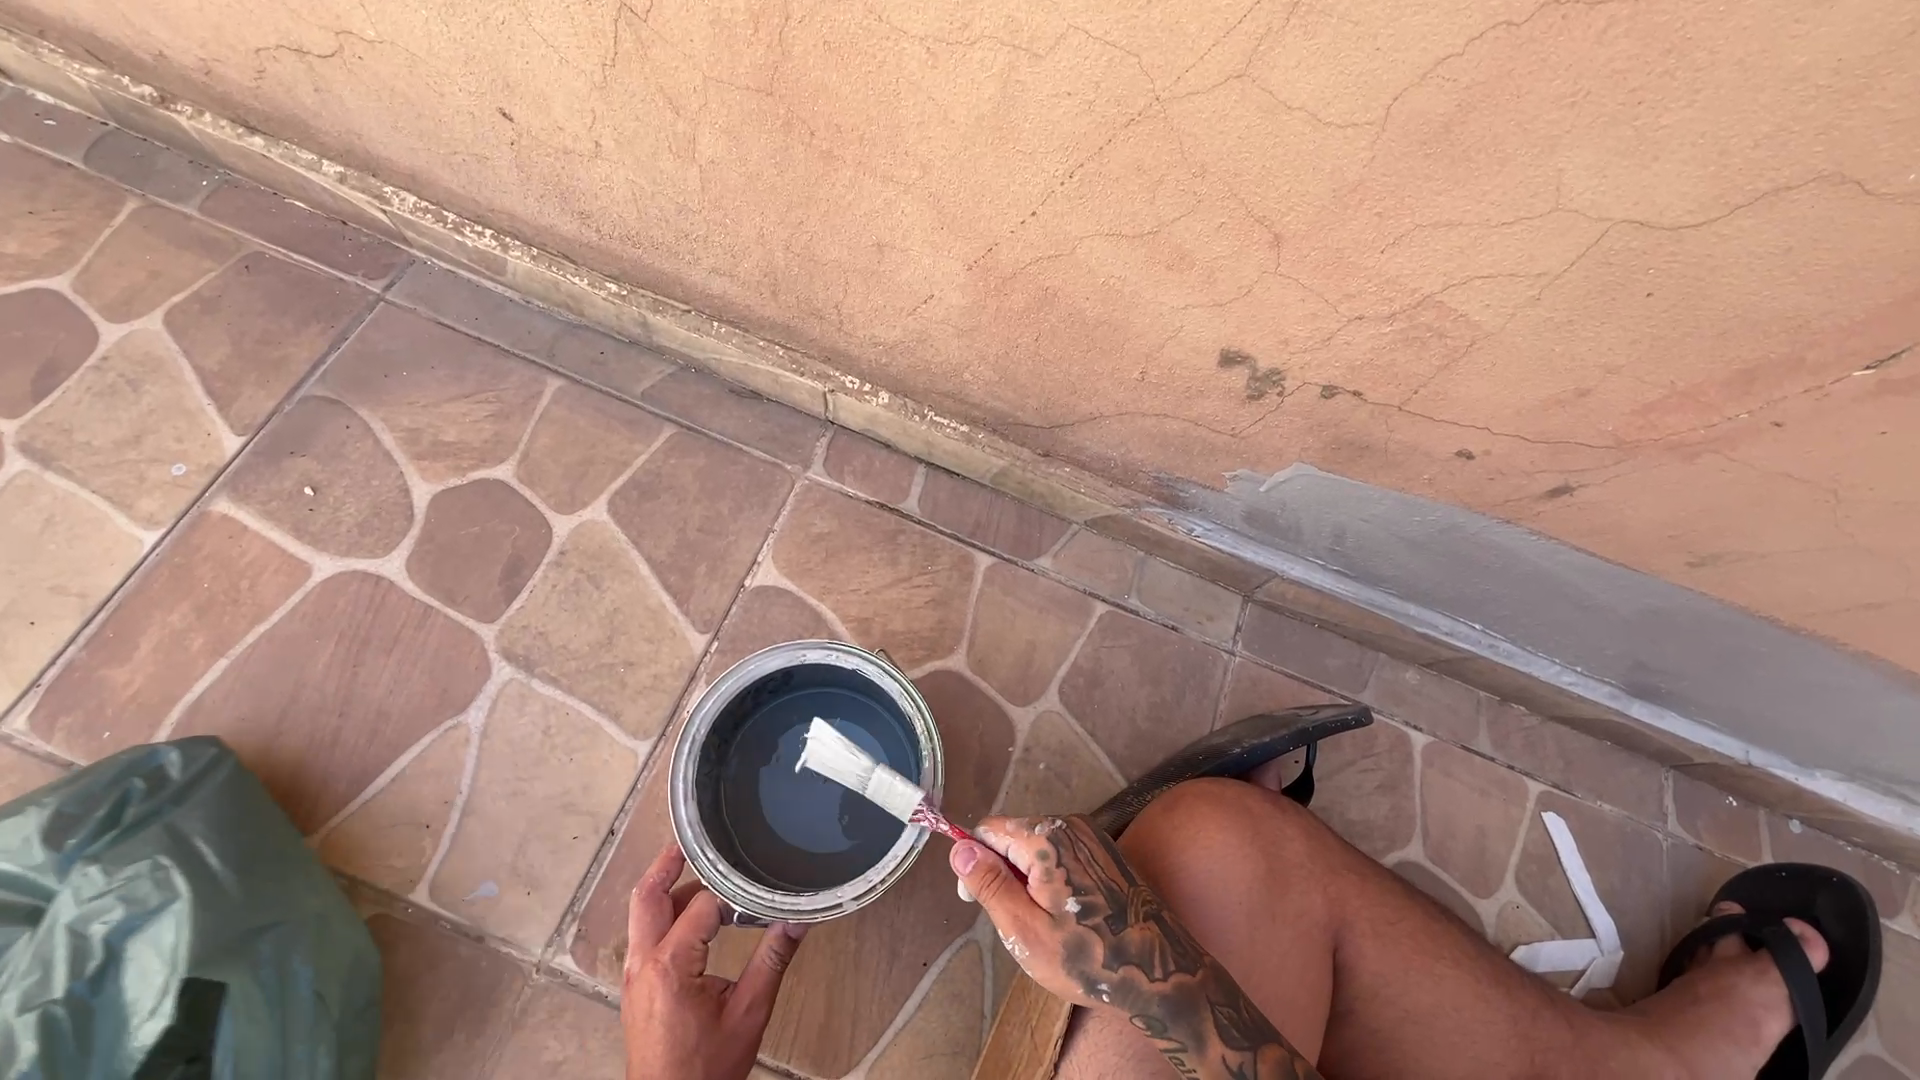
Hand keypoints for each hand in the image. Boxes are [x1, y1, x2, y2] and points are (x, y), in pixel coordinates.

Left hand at [621, 845, 807, 1079]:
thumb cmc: (707, 1069)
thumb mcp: (749, 1013)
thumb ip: (772, 959)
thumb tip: (798, 920)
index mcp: (671, 965)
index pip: (702, 904)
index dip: (730, 890)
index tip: (755, 881)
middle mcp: (644, 964)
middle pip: (648, 897)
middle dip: (668, 864)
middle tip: (692, 841)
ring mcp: (635, 977)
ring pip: (642, 916)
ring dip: (667, 890)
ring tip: (701, 875)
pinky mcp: (636, 989)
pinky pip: (645, 937)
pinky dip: (664, 916)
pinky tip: (692, 917)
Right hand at [948, 814, 1203, 1008]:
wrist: (1158, 972)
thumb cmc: (1086, 957)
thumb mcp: (1024, 929)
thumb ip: (989, 884)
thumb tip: (958, 848)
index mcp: (1045, 839)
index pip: (989, 829)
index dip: (976, 861)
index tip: (978, 900)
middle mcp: (1069, 824)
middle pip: (1013, 835)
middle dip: (1005, 871)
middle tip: (1019, 920)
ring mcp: (1091, 834)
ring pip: (1036, 845)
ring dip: (1028, 876)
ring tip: (1046, 920)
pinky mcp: (1105, 848)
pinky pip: (1060, 852)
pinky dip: (1052, 877)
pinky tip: (1067, 912)